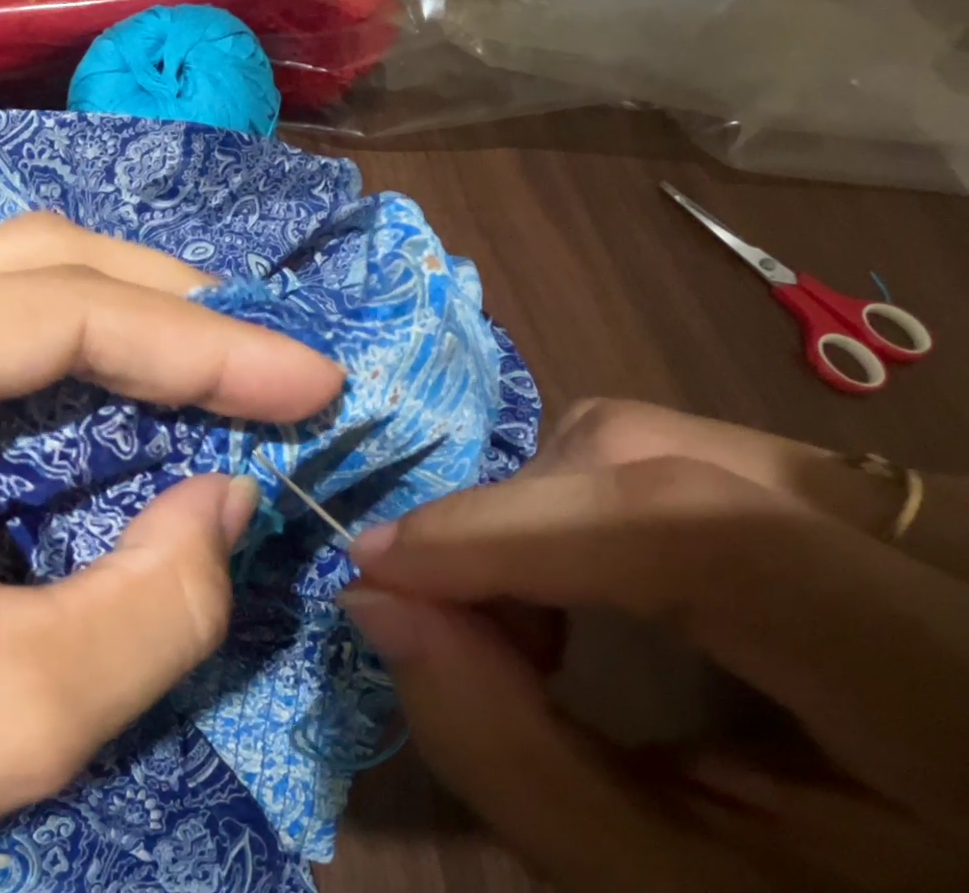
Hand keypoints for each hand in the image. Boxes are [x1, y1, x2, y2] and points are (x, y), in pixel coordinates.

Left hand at [0, 214, 343, 892]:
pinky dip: (68, 364)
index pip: (46, 311)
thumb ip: (160, 597)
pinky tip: (131, 397)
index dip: (198, 342)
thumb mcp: (20, 712)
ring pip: (4, 291)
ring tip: (226, 377)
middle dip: (166, 315)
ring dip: (124, 328)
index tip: (316, 380)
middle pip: (25, 269)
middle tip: (278, 368)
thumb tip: (234, 492)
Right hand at [341, 399, 968, 891]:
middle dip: (508, 528)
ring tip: (531, 624)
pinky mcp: (863, 495)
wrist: (935, 855)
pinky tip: (591, 597)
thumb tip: (375, 601)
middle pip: (661, 460)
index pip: (706, 539)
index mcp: (958, 698)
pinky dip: (582, 508)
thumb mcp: (662, 882)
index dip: (511, 531)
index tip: (377, 568)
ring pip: (657, 438)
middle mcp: (957, 561)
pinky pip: (675, 450)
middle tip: (451, 620)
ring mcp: (914, 512)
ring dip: (538, 516)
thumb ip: (512, 754)